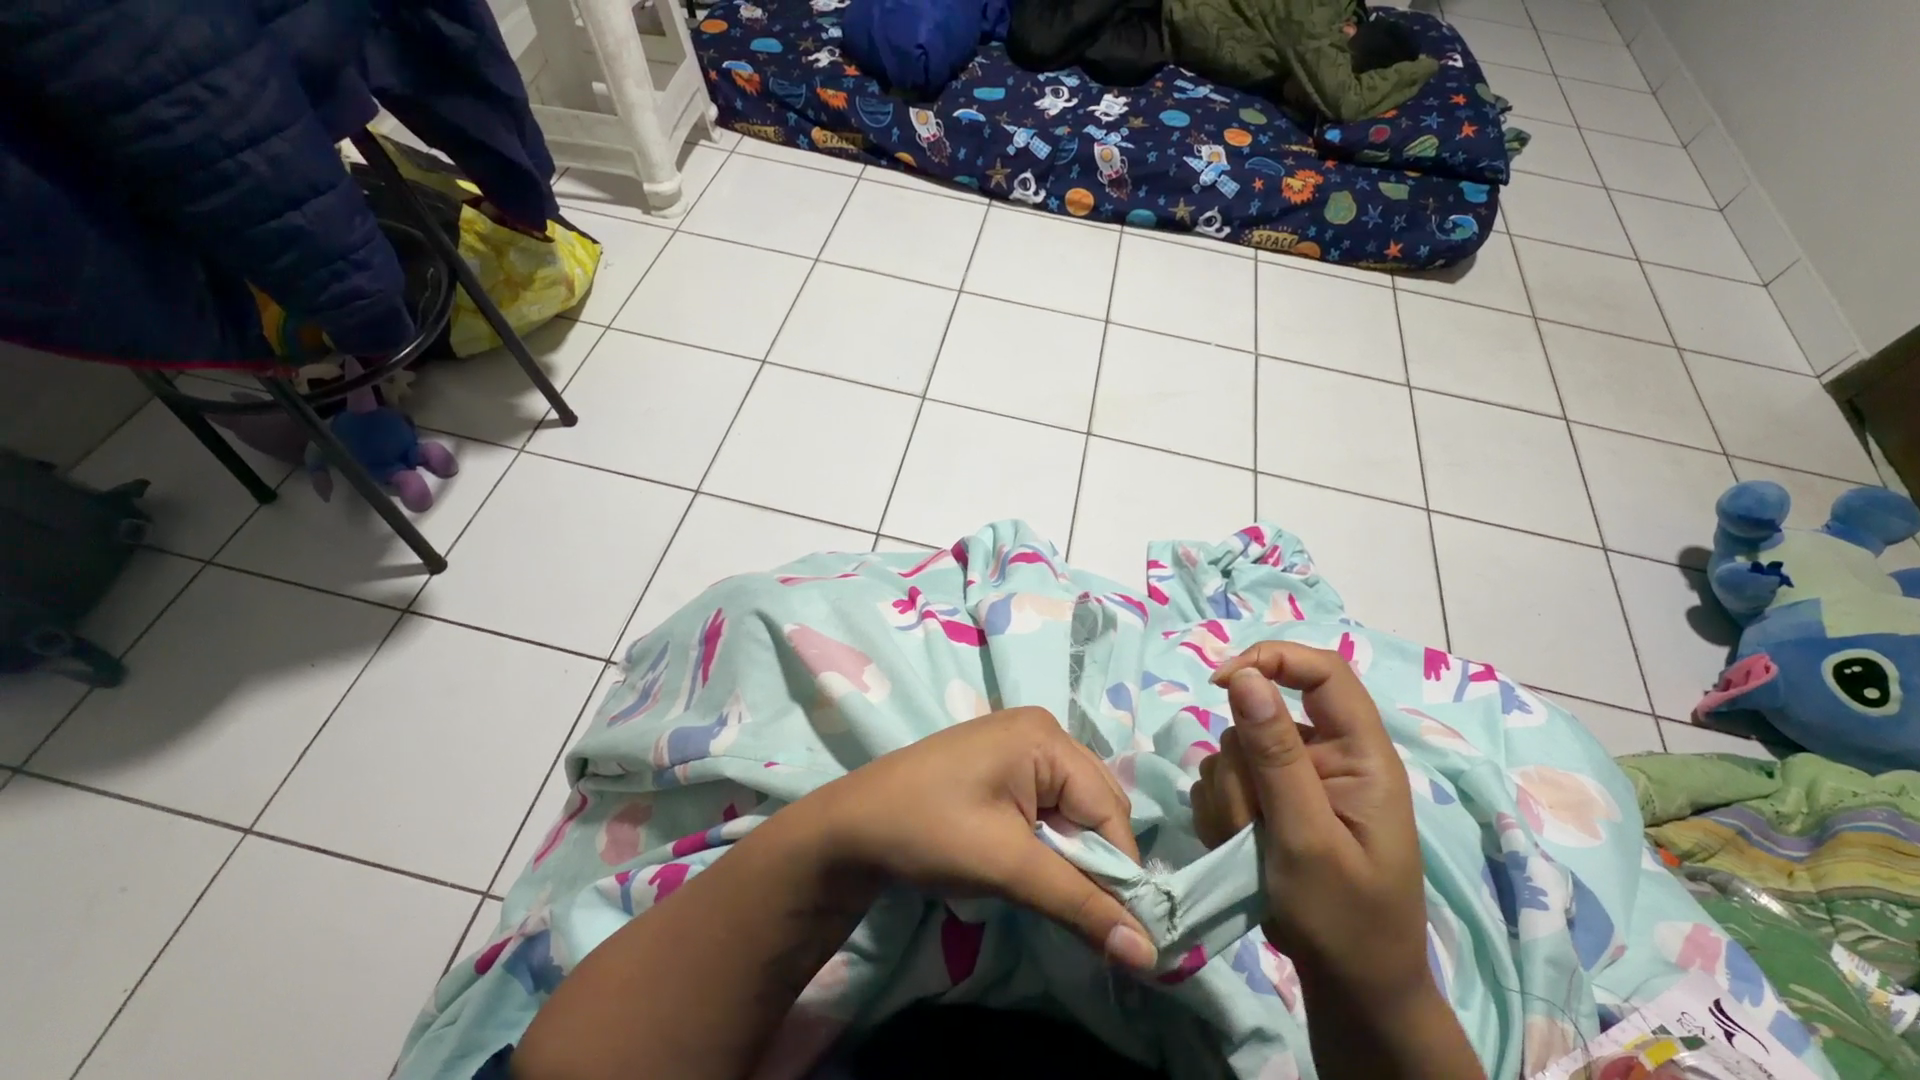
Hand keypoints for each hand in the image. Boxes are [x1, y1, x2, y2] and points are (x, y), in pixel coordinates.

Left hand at [808, 707, 1158, 969]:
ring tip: (1047, 888)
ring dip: (1073, 856)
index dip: (1121, 873)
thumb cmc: (926, 833)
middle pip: (1098, 806)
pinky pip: (1050, 806)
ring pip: (1076, 810)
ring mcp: (1020, 745)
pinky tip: (1031, 866)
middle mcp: (1042, 731)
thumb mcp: (1006, 867)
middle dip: (1095, 862)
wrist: (848, 828)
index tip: (1124, 931)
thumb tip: (1149, 955)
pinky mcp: (1003, 766)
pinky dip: (1050, 843)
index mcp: (1046, 737)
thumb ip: (1079, 905)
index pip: (1109, 811)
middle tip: (1075, 909)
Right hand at [1189, 643, 1427, 1001]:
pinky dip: (1220, 816)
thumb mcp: (1307, 838)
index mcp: (1360, 755)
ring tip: (1250, 852)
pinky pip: (1223, 785)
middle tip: (1254, 828)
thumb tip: (1245, 676)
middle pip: (1260, 719)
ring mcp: (1297, 785)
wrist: (1349, 988)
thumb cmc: (1345, 918)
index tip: (1219, 683)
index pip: (1322, 671)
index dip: (1270, 660)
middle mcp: (1329, 758)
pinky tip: (1238, 853)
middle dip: (1241, 770)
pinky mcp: (1273, 808)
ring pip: (1233, 754)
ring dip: (1229, 801)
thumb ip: (1275, 755)